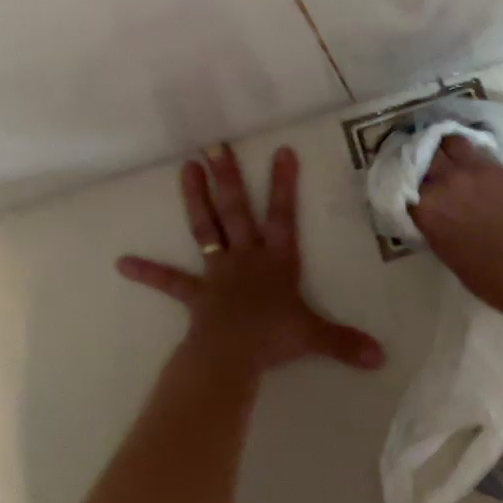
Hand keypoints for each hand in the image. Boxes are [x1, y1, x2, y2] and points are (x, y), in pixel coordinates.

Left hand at [116, 143, 385, 374]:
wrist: (231, 356)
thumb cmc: (274, 339)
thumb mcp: (316, 337)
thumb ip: (346, 342)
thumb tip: (381, 357)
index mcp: (277, 260)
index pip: (284, 216)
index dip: (284, 184)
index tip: (281, 150)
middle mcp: (246, 256)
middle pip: (237, 210)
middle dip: (229, 177)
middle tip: (215, 145)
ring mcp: (218, 272)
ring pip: (206, 228)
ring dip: (196, 199)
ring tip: (185, 169)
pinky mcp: (195, 294)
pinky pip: (169, 281)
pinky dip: (147, 272)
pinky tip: (121, 262)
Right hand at [409, 135, 502, 292]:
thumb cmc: (479, 271)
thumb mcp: (439, 245)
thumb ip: (428, 219)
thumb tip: (426, 206)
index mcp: (425, 206)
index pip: (403, 179)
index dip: (404, 177)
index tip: (405, 177)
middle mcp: (444, 180)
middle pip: (424, 152)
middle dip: (423, 155)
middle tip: (425, 161)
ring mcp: (472, 169)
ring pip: (451, 141)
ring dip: (447, 147)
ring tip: (449, 154)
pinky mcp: (497, 167)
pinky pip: (478, 152)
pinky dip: (471, 157)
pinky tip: (474, 165)